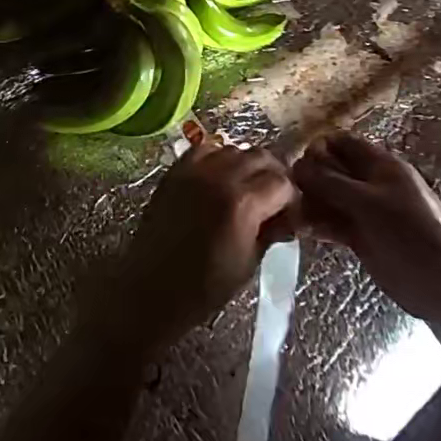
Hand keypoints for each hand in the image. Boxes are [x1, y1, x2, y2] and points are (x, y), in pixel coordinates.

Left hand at [91, 140, 298, 355]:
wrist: (148, 291)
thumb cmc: (203, 288)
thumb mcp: (249, 263)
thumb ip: (272, 231)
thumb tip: (290, 216)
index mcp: (243, 204)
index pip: (282, 182)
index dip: (292, 198)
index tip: (290, 215)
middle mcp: (220, 177)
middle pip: (262, 156)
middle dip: (274, 176)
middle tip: (274, 199)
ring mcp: (195, 170)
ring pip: (235, 149)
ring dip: (247, 165)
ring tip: (246, 189)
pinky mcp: (176, 171)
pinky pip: (206, 149)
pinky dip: (219, 158)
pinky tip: (220, 179)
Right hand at [292, 132, 440, 322]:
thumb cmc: (411, 233)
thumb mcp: (369, 203)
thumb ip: (332, 183)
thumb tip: (297, 165)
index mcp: (381, 164)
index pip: (342, 143)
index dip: (317, 147)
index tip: (291, 161)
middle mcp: (371, 183)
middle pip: (332, 169)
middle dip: (308, 176)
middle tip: (282, 192)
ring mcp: (366, 211)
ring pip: (330, 198)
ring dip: (309, 202)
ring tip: (283, 213)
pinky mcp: (361, 237)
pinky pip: (333, 223)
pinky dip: (316, 224)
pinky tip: (296, 229)